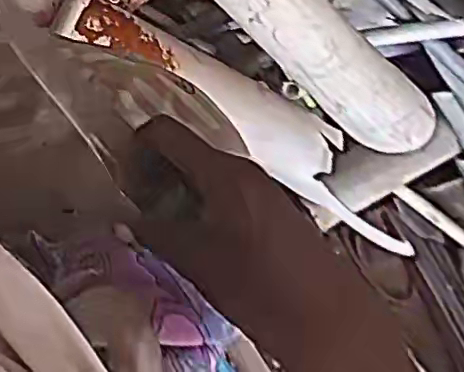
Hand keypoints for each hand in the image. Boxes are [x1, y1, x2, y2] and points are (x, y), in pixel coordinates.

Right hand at [128, 119, 411, 371]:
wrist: (339, 332)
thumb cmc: (264, 291)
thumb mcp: (195, 260)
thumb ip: (153, 232)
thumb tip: (124, 221)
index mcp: (222, 171)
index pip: (165, 130)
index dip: (137, 143)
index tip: (125, 167)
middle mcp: (245, 170)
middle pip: (187, 149)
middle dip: (158, 169)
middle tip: (141, 196)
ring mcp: (266, 189)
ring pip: (209, 170)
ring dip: (182, 186)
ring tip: (169, 219)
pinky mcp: (280, 211)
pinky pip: (231, 188)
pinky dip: (208, 200)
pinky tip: (204, 234)